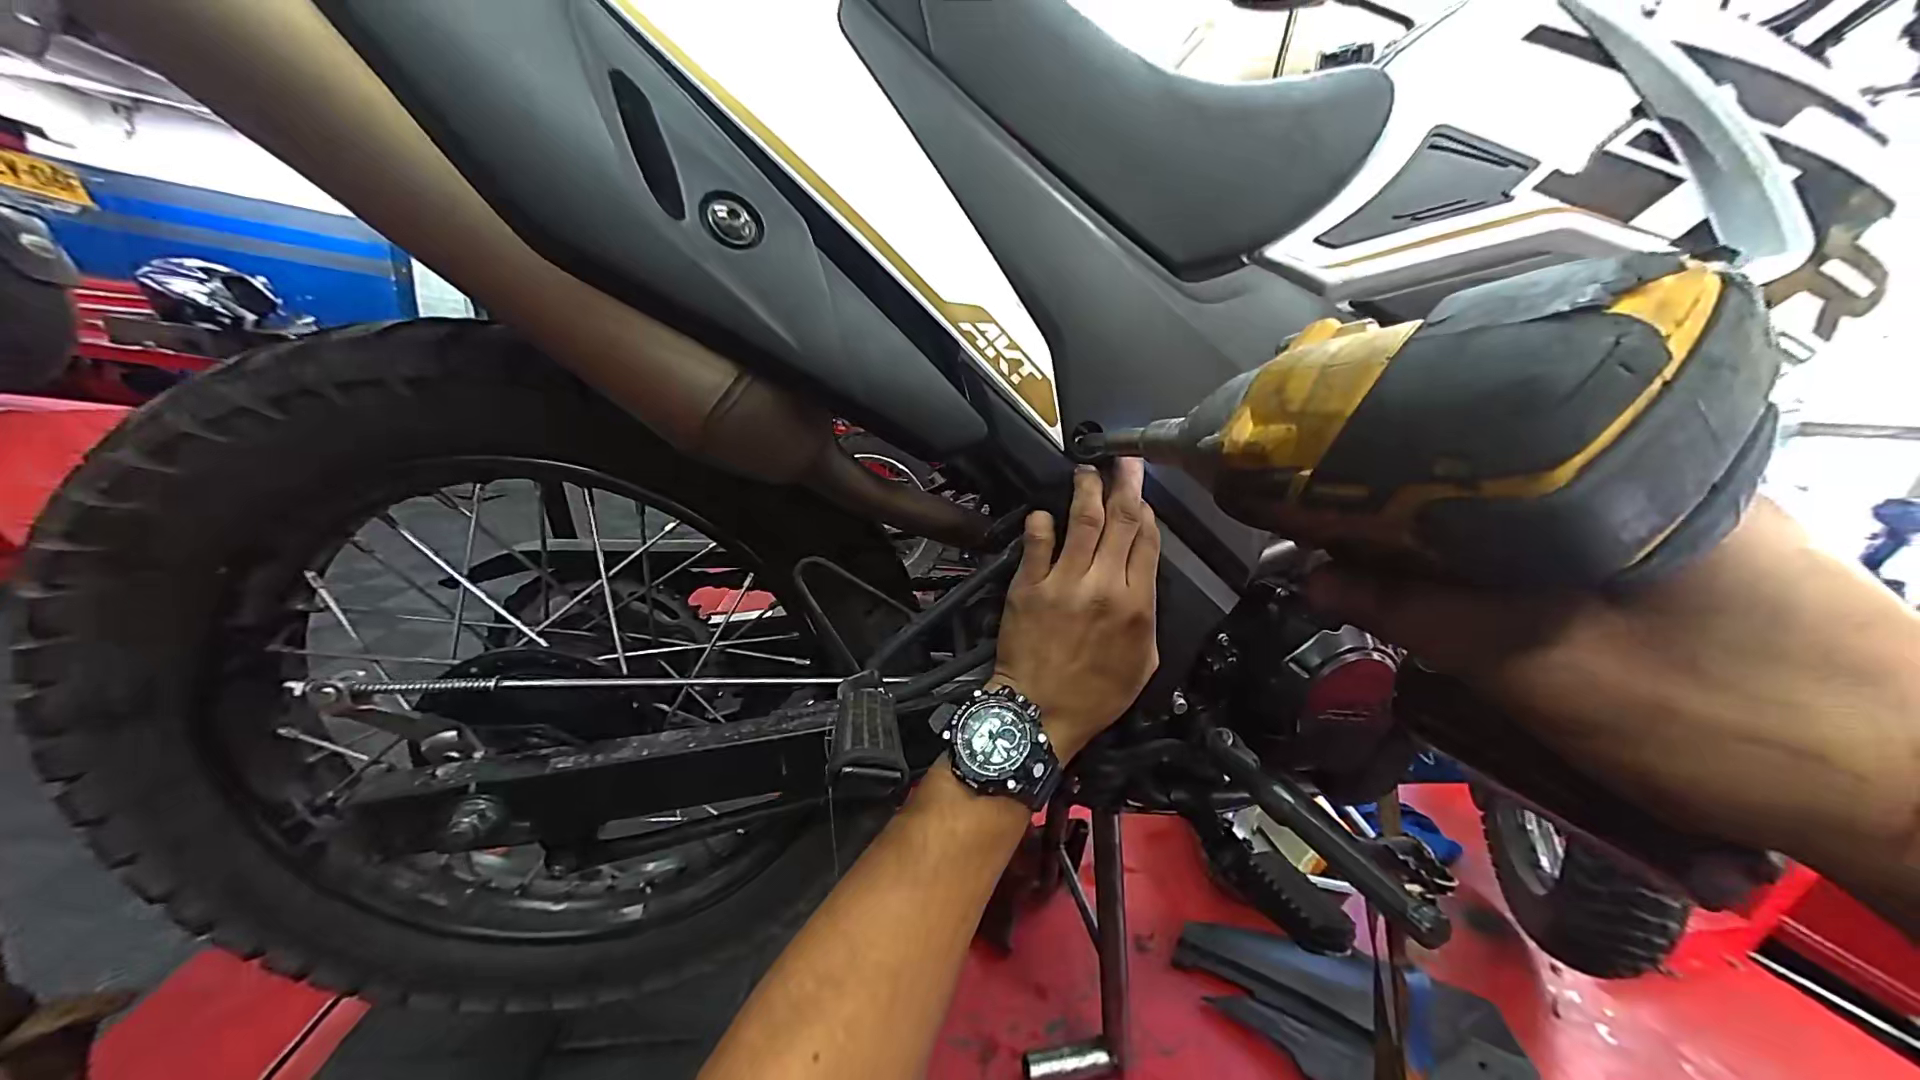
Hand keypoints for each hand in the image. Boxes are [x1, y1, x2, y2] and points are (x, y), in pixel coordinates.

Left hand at [992, 459, 1160, 760]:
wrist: (1040, 712)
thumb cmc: (1094, 694)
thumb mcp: (1142, 660)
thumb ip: (1145, 612)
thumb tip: (1139, 576)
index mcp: (1135, 603)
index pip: (1146, 541)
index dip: (1145, 511)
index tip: (1140, 494)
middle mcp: (1101, 585)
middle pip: (1119, 522)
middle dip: (1123, 485)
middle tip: (1122, 462)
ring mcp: (1062, 582)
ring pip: (1080, 522)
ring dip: (1086, 491)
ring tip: (1086, 471)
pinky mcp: (1028, 586)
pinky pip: (1036, 545)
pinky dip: (1041, 524)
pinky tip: (1044, 511)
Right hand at [1302, 499, 1919, 903]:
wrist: (1919, 803)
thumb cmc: (1726, 718)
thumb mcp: (1538, 665)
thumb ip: (1416, 613)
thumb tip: (1315, 579)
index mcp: (1620, 467)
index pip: (1458, 451)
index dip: (1382, 480)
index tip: (1326, 510)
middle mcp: (1649, 471)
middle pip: (1484, 483)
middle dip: (1417, 522)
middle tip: (1358, 557)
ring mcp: (1674, 515)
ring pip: (1520, 520)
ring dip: (1464, 553)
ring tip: (1409, 582)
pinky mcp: (1685, 559)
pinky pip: (1559, 547)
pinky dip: (1511, 571)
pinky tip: (1490, 605)